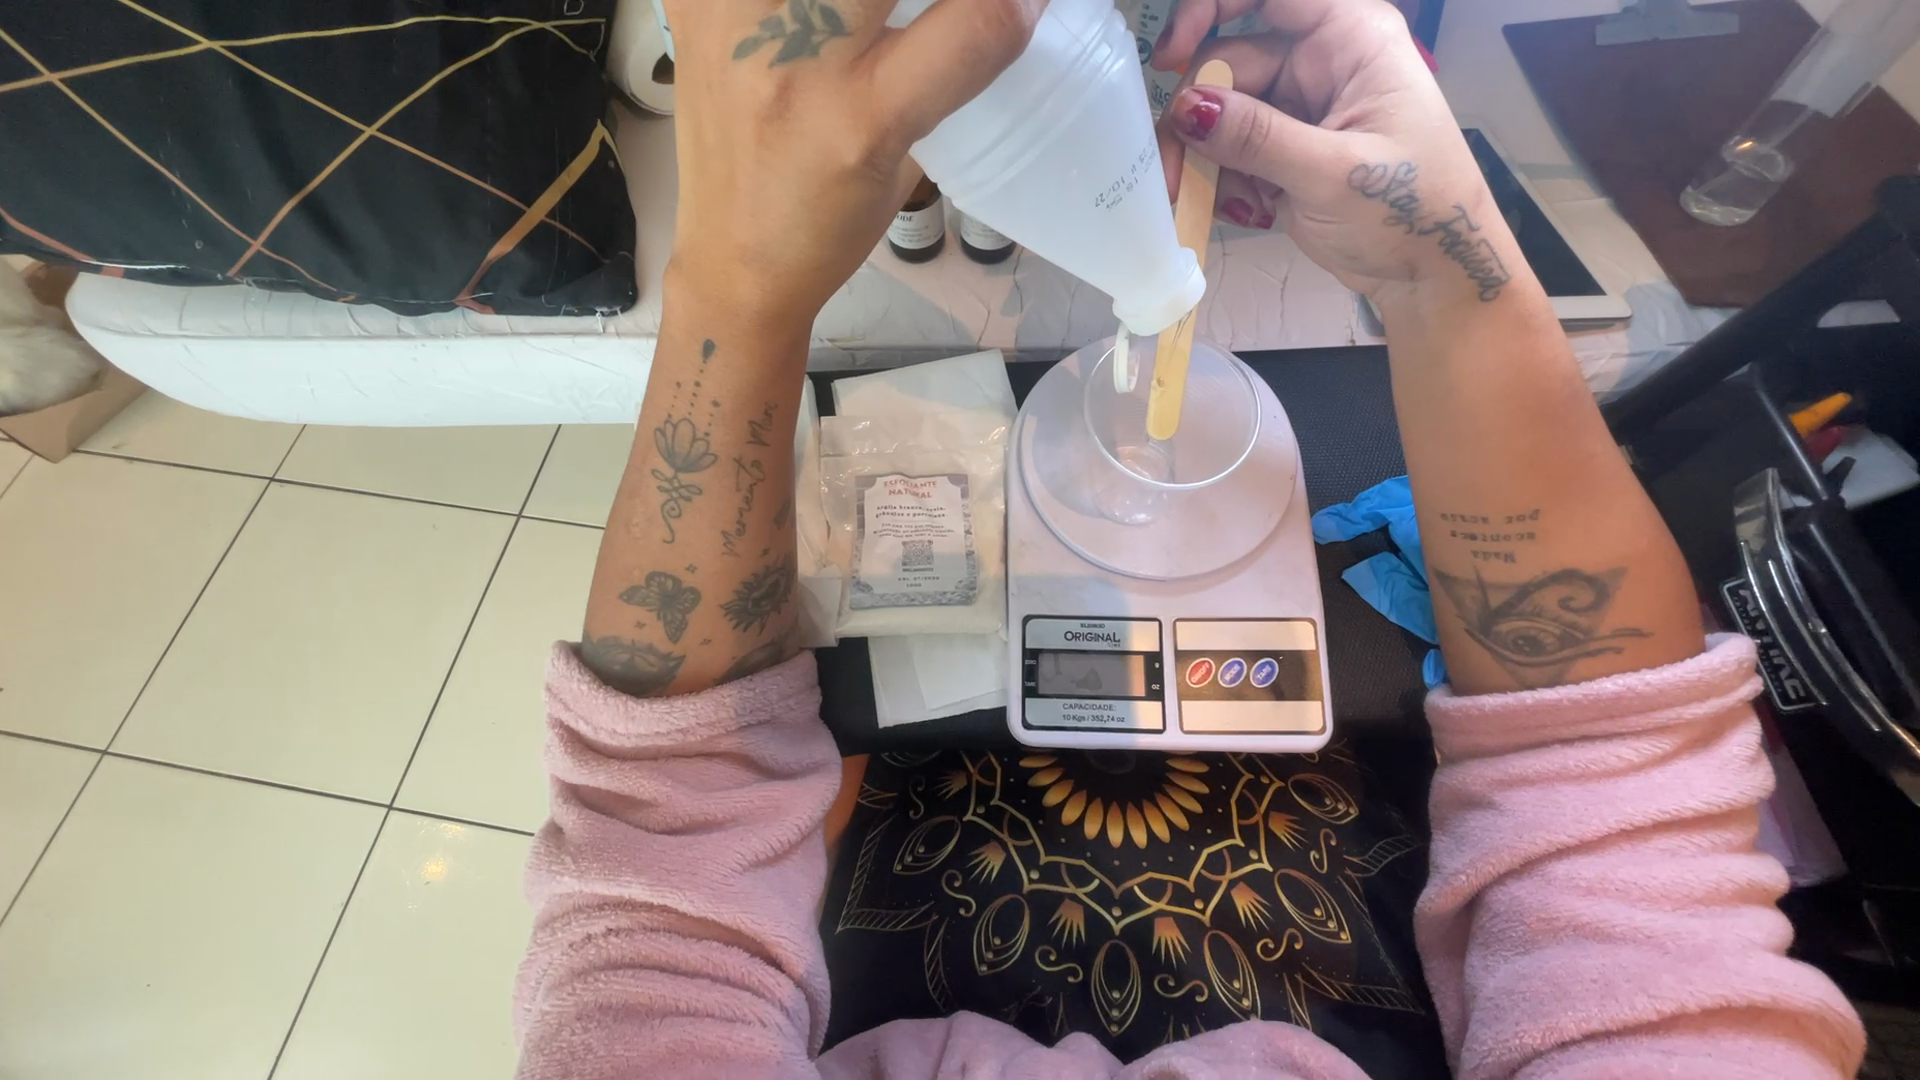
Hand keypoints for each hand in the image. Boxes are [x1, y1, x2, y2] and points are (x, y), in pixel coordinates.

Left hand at [661, 0, 1040, 328]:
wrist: (735, 265)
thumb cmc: (828, 230)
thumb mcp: (902, 163)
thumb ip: (947, 67)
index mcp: (859, 118)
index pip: (971, 23)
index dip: (1014, 4)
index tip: (1022, 6)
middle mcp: (793, 55)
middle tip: (919, 23)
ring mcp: (729, 15)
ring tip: (867, 22)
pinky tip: (809, 20)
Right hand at [1152, 0, 1515, 306]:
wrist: (1425, 271)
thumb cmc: (1408, 210)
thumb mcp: (1333, 172)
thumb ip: (1257, 138)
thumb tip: (1185, 109)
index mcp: (1347, 38)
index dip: (1211, 7)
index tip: (1170, 57)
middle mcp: (1317, 64)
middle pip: (1230, 66)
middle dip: (1195, 118)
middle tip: (1171, 175)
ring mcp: (1295, 113)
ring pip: (1221, 117)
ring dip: (1202, 160)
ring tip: (1202, 202)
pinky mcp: (1280, 156)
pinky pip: (1229, 156)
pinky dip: (1221, 183)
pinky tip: (1243, 212)